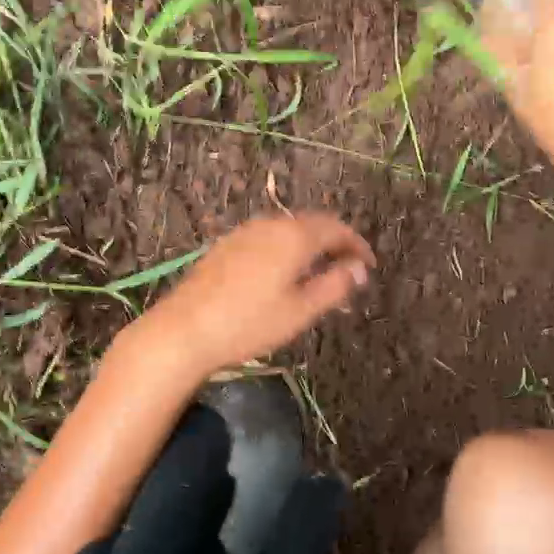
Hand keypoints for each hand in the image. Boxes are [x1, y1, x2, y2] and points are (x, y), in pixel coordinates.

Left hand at [130, 215, 375, 377]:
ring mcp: (245, 232)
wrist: (184, 329)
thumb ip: (334, 286)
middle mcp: (271, 225)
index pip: (336, 228)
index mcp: (294, 237)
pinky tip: (284, 273)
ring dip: (310, 245)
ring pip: (288, 230)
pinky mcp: (227, 245)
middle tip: (349, 268)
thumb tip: (358, 269)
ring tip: (320, 273)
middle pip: (312, 224)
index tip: (369, 265)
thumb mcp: (300, 311)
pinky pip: (269, 237)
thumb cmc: (249, 324)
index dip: (356, 244)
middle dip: (335, 242)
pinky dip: (287, 248)